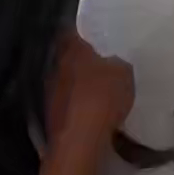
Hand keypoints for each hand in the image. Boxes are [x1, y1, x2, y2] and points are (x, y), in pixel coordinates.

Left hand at [46, 31, 132, 148]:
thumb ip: (117, 63)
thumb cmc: (102, 96)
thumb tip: (112, 64)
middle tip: (97, 61)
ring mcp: (49, 96)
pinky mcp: (50, 120)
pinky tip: (90, 112)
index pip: (69, 32)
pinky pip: (65, 105)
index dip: (79, 32)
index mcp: (72, 50)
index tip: (90, 33)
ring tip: (95, 89)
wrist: (80, 142)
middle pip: (65, 58)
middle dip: (79, 60)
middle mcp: (56, 69)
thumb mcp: (124, 73)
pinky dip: (75, 107)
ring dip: (76, 85)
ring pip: (64, 83)